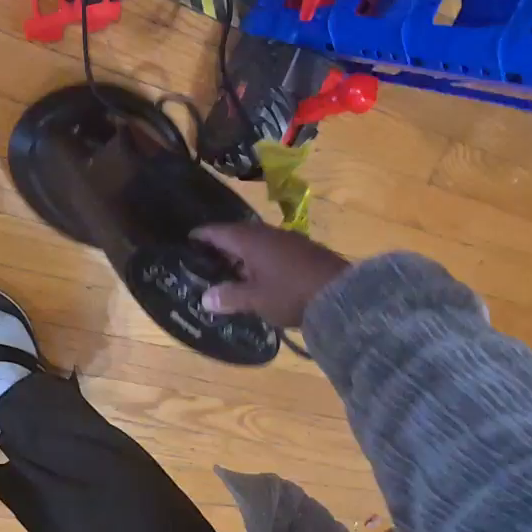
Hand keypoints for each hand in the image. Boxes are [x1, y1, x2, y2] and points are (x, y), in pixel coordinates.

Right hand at [192, 221, 351, 327]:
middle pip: (239, 234)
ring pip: (258, 242)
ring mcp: (290, 241)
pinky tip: (260, 274)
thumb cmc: (291, 294)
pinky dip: (261, 259)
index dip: (203, 235)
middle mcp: (269, 234)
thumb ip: (229, 297)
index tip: (190, 238)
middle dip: (223, 244)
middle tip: (208, 257)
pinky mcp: (305, 252)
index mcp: (252, 241)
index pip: (220, 232)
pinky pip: (273, 250)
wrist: (342, 296)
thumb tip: (205, 299)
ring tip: (232, 268)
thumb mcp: (255, 300)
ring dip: (243, 253)